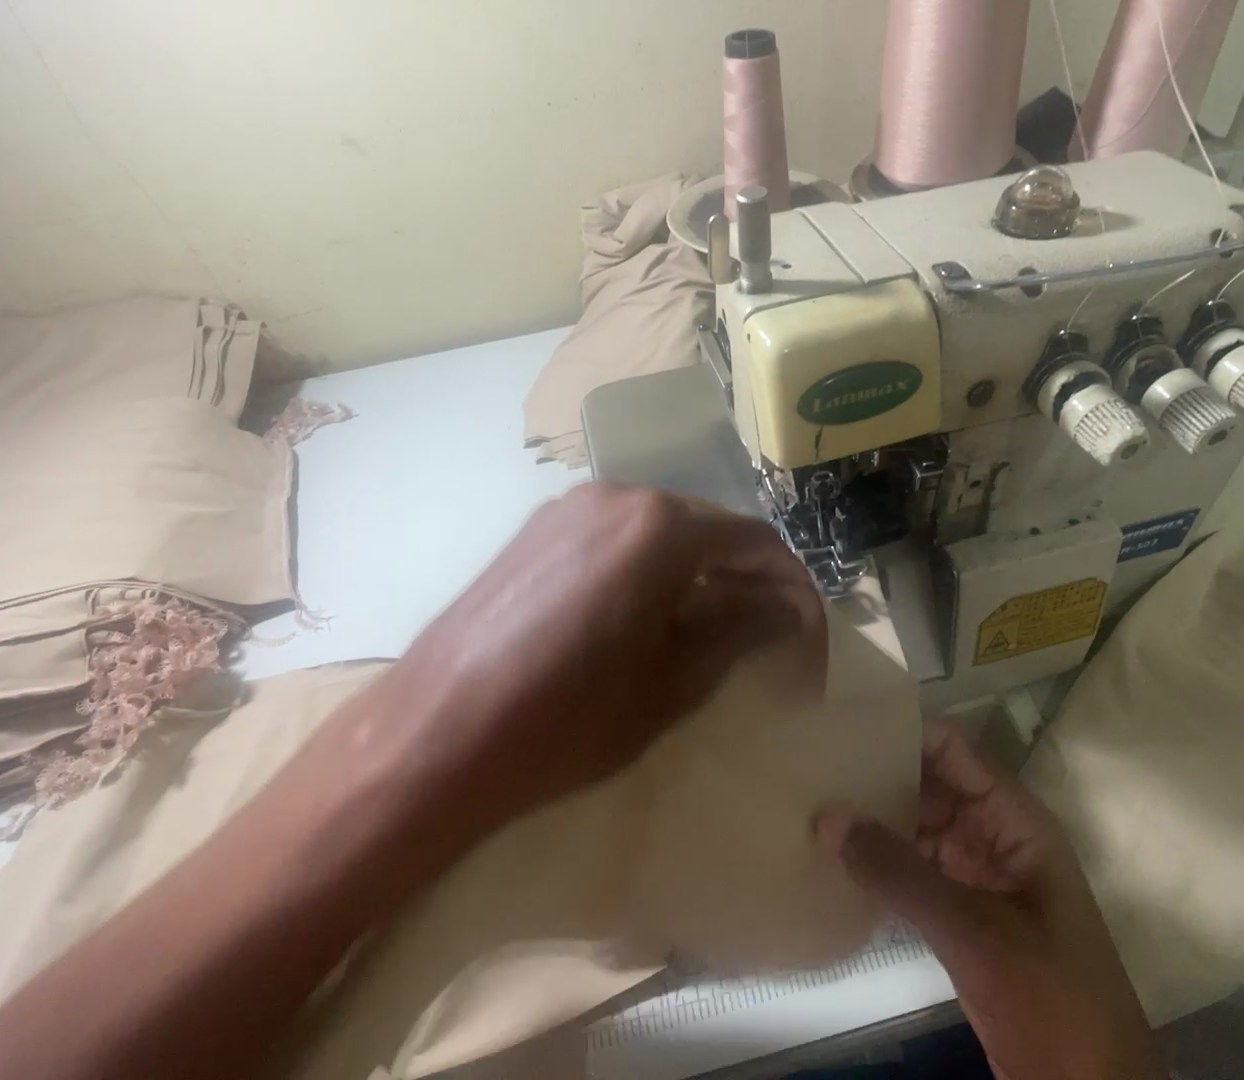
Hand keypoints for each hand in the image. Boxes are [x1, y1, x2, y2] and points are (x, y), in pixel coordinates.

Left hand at [370, 482, 824, 822]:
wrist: (436, 733)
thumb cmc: (567, 719)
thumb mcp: (673, 682)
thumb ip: (741, 629)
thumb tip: (787, 608)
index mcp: (660, 526)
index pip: (758, 544)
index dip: (794, 594)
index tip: (806, 644)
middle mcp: (617, 496)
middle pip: (710, 530)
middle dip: (748, 582)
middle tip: (766, 642)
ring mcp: (568, 508)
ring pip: (661, 533)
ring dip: (699, 576)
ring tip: (710, 634)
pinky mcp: (535, 531)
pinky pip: (616, 540)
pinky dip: (650, 572)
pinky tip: (648, 620)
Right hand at [816, 726, 1160, 1079]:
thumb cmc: (1049, 995)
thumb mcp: (974, 931)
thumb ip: (900, 873)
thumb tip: (826, 816)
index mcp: (1014, 820)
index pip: (952, 749)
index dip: (901, 728)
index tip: (838, 722)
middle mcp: (993, 836)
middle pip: (928, 784)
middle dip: (874, 774)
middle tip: (805, 763)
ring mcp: (976, 877)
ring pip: (916, 828)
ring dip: (871, 820)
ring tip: (805, 802)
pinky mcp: (960, 915)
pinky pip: (912, 872)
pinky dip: (877, 864)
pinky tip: (830, 860)